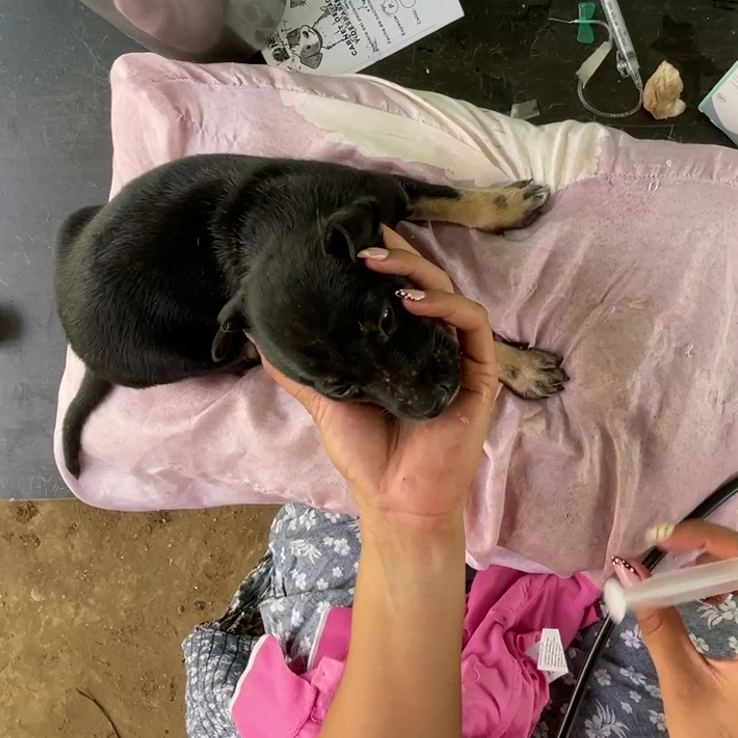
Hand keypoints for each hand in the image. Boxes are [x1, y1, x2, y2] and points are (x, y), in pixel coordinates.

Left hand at [260, 226, 500, 527]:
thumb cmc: (366, 453)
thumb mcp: (325, 399)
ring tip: (379, 264)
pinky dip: (446, 304)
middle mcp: (435, 342)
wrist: (396, 500)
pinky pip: (473, 324)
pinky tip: (413, 300)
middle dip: (397, 254)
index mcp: (405, 344)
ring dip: (417, 270)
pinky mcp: (481, 372)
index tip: (352, 236)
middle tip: (362, 241)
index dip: (382, 258)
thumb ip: (298, 368)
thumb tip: (257, 335)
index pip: (400, 287)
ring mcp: (459, 355)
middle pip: (426, 280)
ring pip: (449, 292)